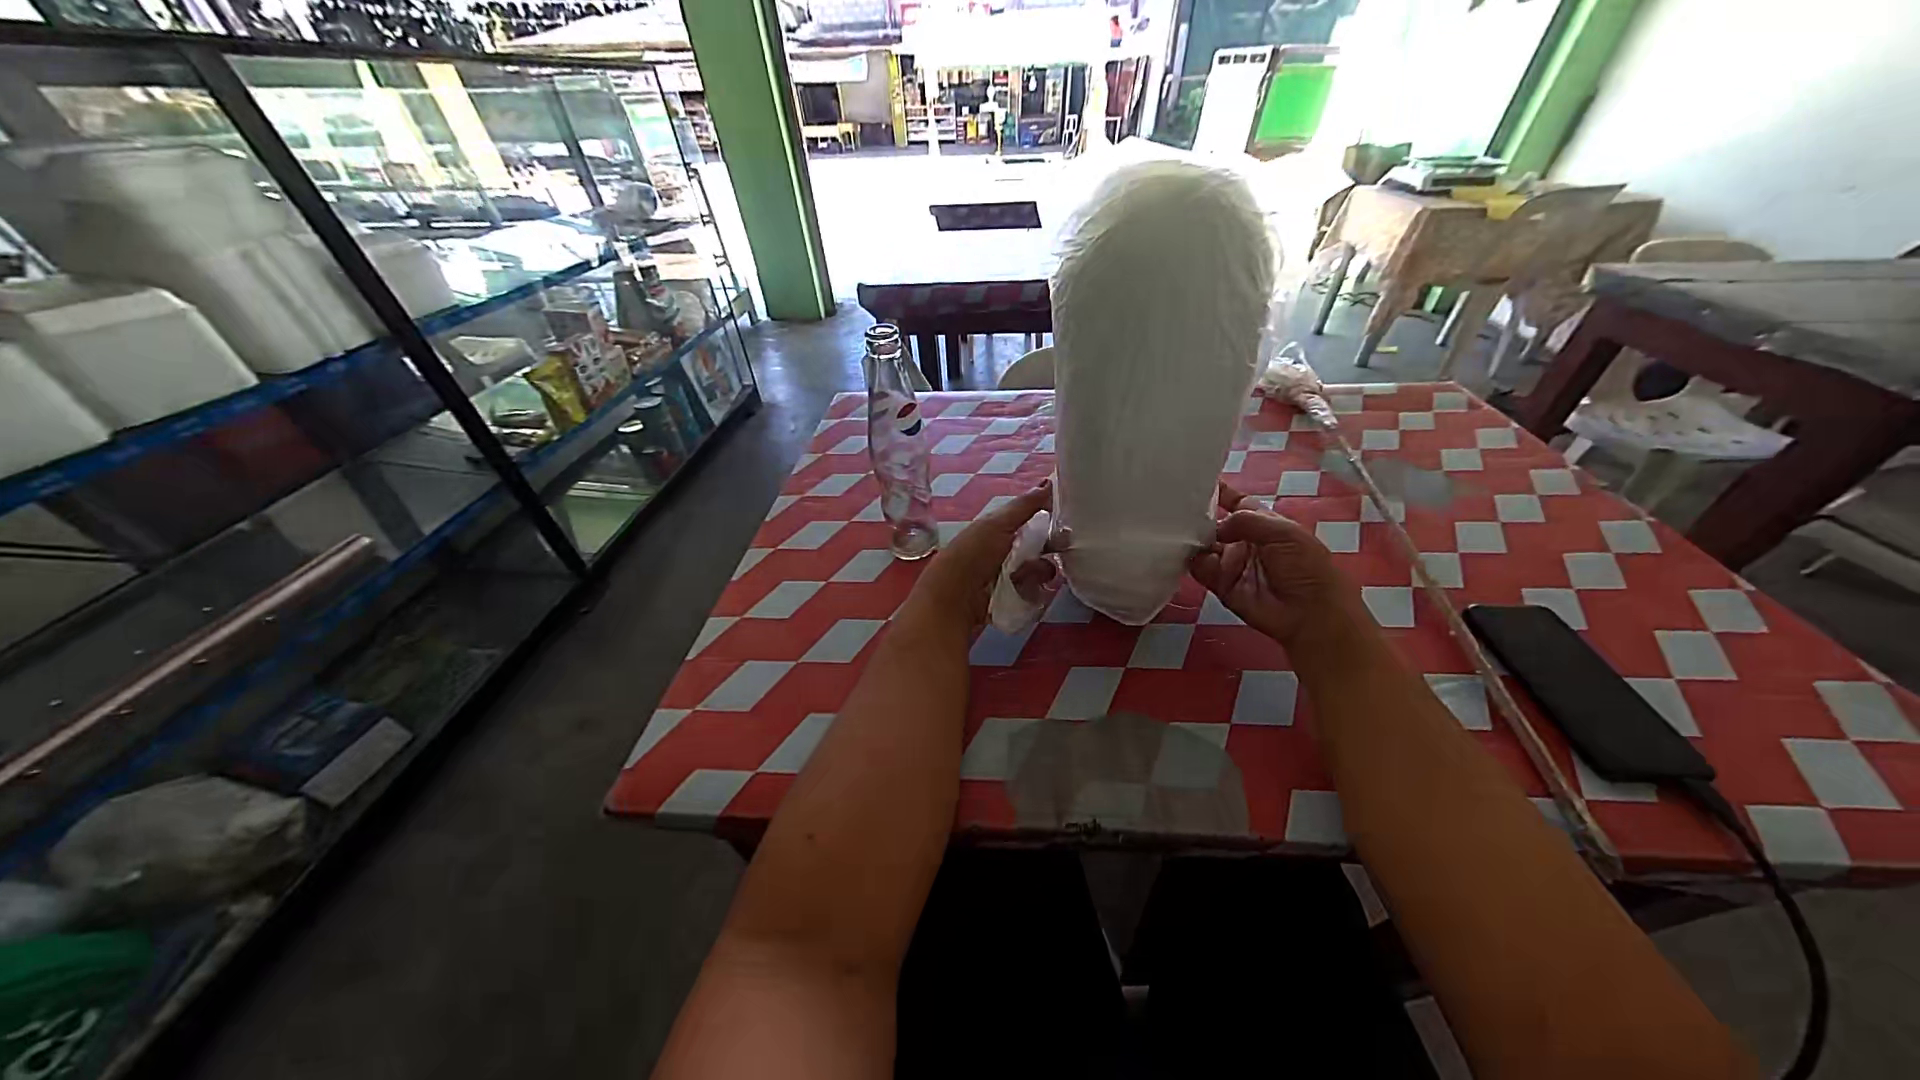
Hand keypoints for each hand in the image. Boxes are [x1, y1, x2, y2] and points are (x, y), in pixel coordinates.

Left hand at [905, 479, 1066, 633]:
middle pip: (1042, 547)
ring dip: (1039, 572)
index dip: (1050, 519)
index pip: (1033, 521)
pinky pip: (1037, 592)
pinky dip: (1035, 591)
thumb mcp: (998, 523)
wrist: (955, 597)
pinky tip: (1026, 590)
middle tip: (1055, 549)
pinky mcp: (1014, 599)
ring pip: (1041, 570)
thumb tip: (1049, 480)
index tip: (1066, 520)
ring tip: (1026, 575)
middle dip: (1050, 548)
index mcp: (1000, 529)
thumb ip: (1025, 505)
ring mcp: (1011, 577)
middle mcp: (1006, 551)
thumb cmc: (973, 553)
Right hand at [1188, 480, 1356, 647]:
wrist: (1309, 613)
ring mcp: (1230, 563)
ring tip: (1172, 526)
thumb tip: (1215, 527)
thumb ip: (1245, 520)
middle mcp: (1243, 541)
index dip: (1220, 493)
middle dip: (1197, 514)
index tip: (1196, 481)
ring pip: (1203, 544)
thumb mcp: (1282, 532)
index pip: (1237, 502)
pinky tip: (1182, 550)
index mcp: (1264, 523)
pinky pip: (1199, 568)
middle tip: (1175, 505)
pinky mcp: (1220, 584)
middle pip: (1214, 523)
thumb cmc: (1305, 566)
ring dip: (1191, 536)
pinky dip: (1189, 559)